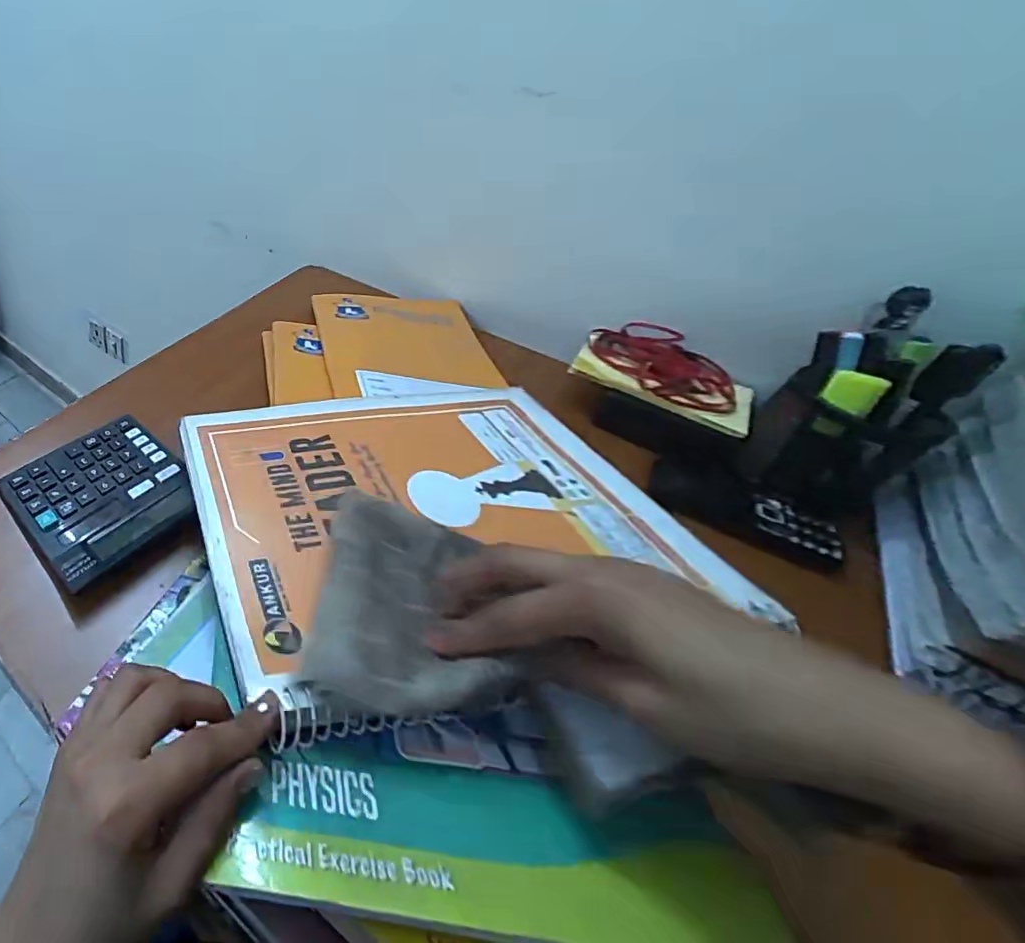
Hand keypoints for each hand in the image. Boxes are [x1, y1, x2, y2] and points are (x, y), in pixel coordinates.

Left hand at [0, 666, 276, 942]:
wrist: (39, 924)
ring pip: (130, 678)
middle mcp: (99, 756)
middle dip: (207, 699)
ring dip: (170, 685)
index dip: (241, 729)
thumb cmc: (111, 916)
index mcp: (127, 802)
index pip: (197, 748)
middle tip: (230, 725)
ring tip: (193, 717)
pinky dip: (137, 689)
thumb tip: (251, 763)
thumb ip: (212, 819)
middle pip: (163, 694)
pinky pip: (105, 690)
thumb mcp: (172, 887)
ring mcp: (77, 741)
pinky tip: (154, 715)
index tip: (272, 713)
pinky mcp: (66, 740)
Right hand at [425, 545, 1024, 860]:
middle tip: (431, 598)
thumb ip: (572, 669)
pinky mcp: (646, 584)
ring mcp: (628, 572)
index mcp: (597, 600)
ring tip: (465, 597)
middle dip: (468, 578)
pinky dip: (531, 583)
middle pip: (515, 561)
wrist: (848, 713)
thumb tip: (521, 655)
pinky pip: (567, 573)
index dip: (467, 632)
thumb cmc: (737, 715)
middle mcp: (603, 572)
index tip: (427, 642)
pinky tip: (527, 603)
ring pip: (541, 561)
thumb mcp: (644, 705)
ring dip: (497, 575)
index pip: (511, 614)